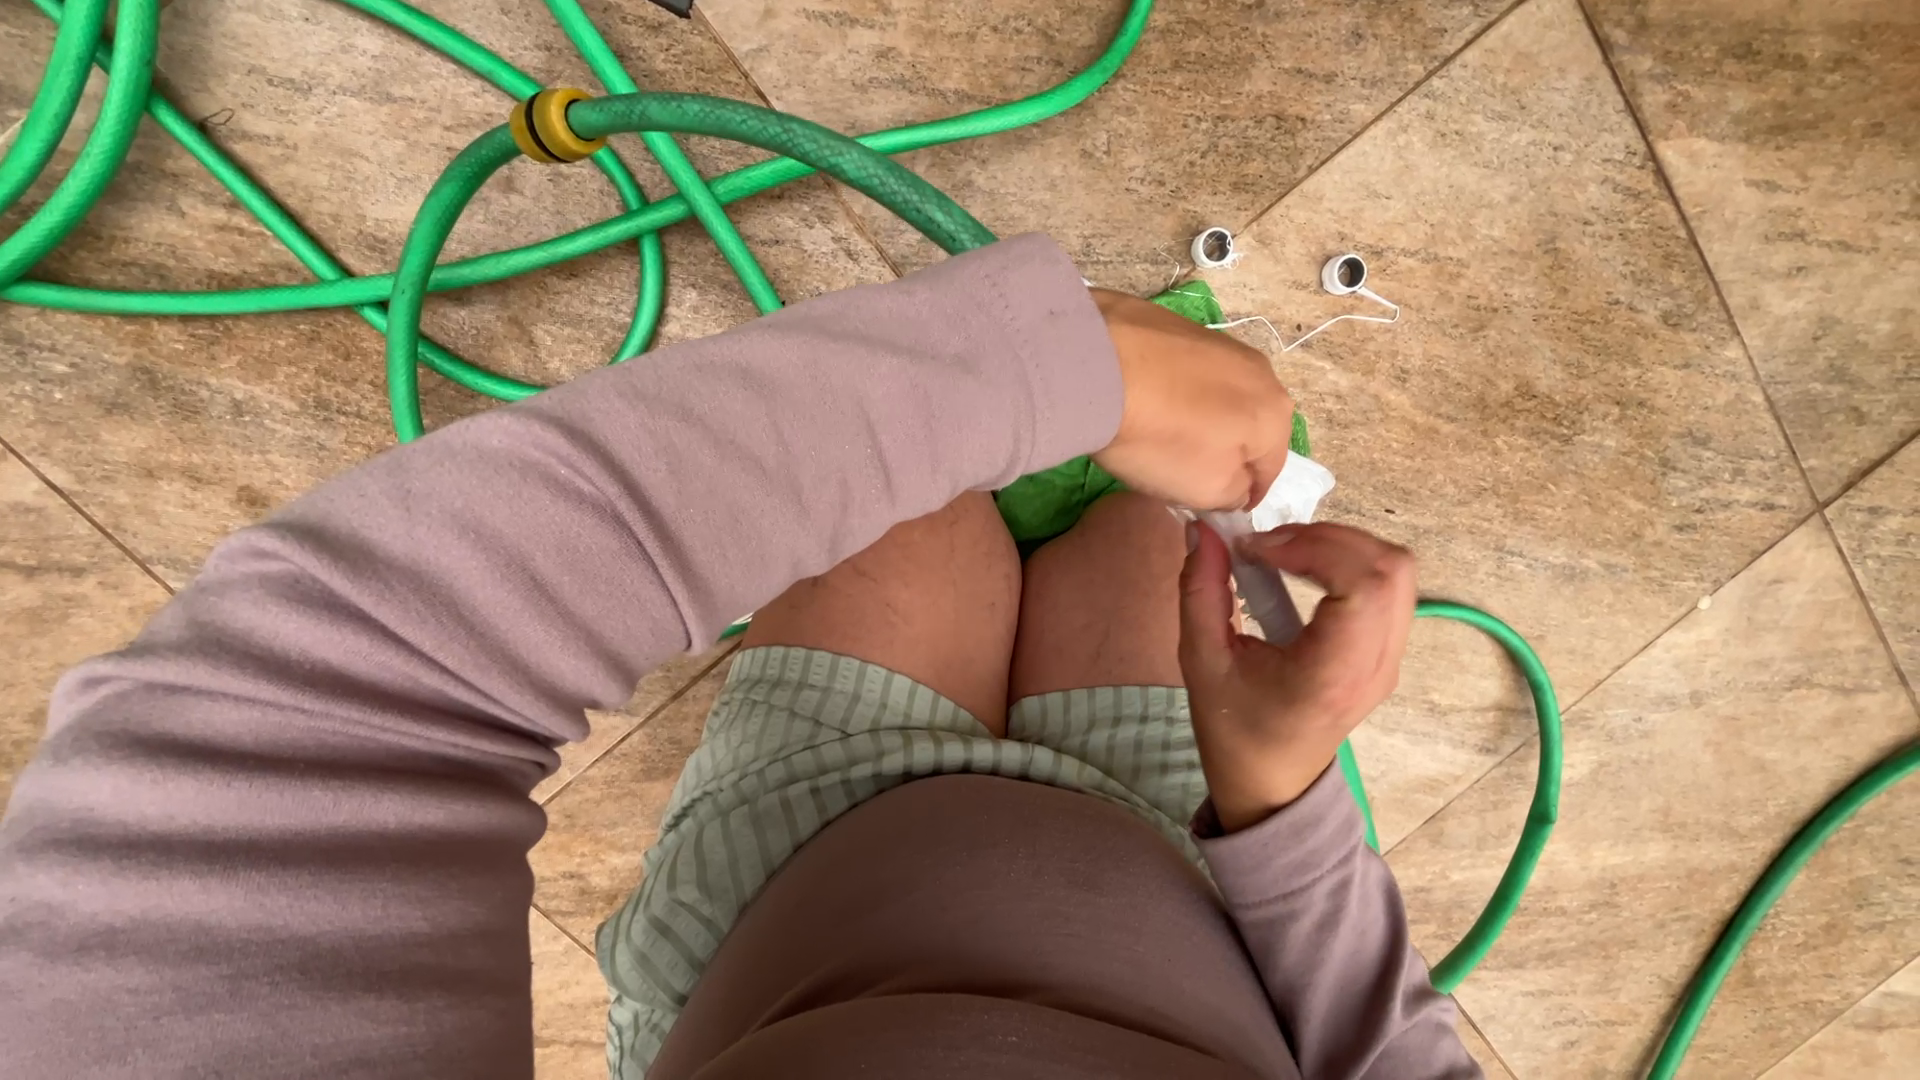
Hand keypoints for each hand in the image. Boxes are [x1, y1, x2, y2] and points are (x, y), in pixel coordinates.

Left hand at [1088, 289, 1293, 510]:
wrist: (1098, 367)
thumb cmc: (1160, 438)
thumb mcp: (1207, 489)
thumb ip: (1235, 493)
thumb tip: (1239, 486)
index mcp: (1276, 413)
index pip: (1271, 469)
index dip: (1248, 494)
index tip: (1223, 508)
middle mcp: (1260, 369)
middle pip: (1249, 426)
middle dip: (1227, 451)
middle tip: (1192, 470)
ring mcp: (1218, 341)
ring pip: (1219, 394)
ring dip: (1203, 417)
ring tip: (1166, 432)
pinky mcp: (1177, 325)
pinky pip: (1185, 370)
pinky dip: (1174, 389)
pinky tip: (1146, 399)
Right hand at [1178, 521, 1416, 832]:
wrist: (1271, 782)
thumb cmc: (1233, 728)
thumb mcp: (1200, 660)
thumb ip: (1200, 590)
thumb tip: (1203, 529)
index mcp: (1334, 673)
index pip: (1363, 586)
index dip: (1313, 547)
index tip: (1254, 548)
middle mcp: (1377, 663)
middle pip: (1390, 568)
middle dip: (1326, 536)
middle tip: (1269, 543)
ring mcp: (1391, 656)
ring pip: (1397, 570)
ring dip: (1339, 544)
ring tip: (1283, 551)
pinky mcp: (1388, 648)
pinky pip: (1387, 584)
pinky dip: (1347, 560)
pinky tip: (1302, 568)